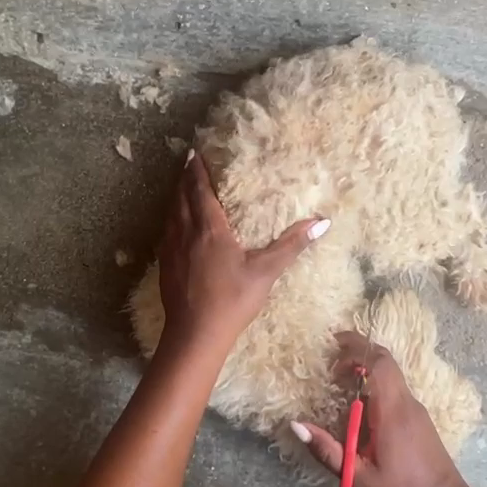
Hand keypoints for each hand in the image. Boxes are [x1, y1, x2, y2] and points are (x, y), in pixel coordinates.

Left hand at [154, 151, 327, 349]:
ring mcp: (170, 250)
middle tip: (188, 164)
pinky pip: (166, 232)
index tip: (194, 152)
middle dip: (184, 179)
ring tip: (182, 189)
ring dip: (176, 197)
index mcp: (209, 228)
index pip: (199, 190)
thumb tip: (322, 222)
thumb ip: (291, 244)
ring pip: (170, 214)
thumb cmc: (232, 300)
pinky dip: (171, 219)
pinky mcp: (164, 266)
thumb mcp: (266, 271)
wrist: (195, 334)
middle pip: (180, 197)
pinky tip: (176, 226)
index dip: (196, 170)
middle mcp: (185, 233)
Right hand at [293, 333, 477, 486]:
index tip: (332, 349)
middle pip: (386, 360)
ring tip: (340, 375)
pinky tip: (358, 399)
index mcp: (392, 411)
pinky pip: (395, 386)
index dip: (356, 348)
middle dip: (360, 349)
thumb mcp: (358, 476)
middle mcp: (407, 402)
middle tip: (333, 353)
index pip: (379, 363)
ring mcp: (416, 408)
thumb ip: (327, 450)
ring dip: (367, 365)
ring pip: (392, 372)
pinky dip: (375, 380)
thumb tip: (296, 425)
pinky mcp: (418, 416)